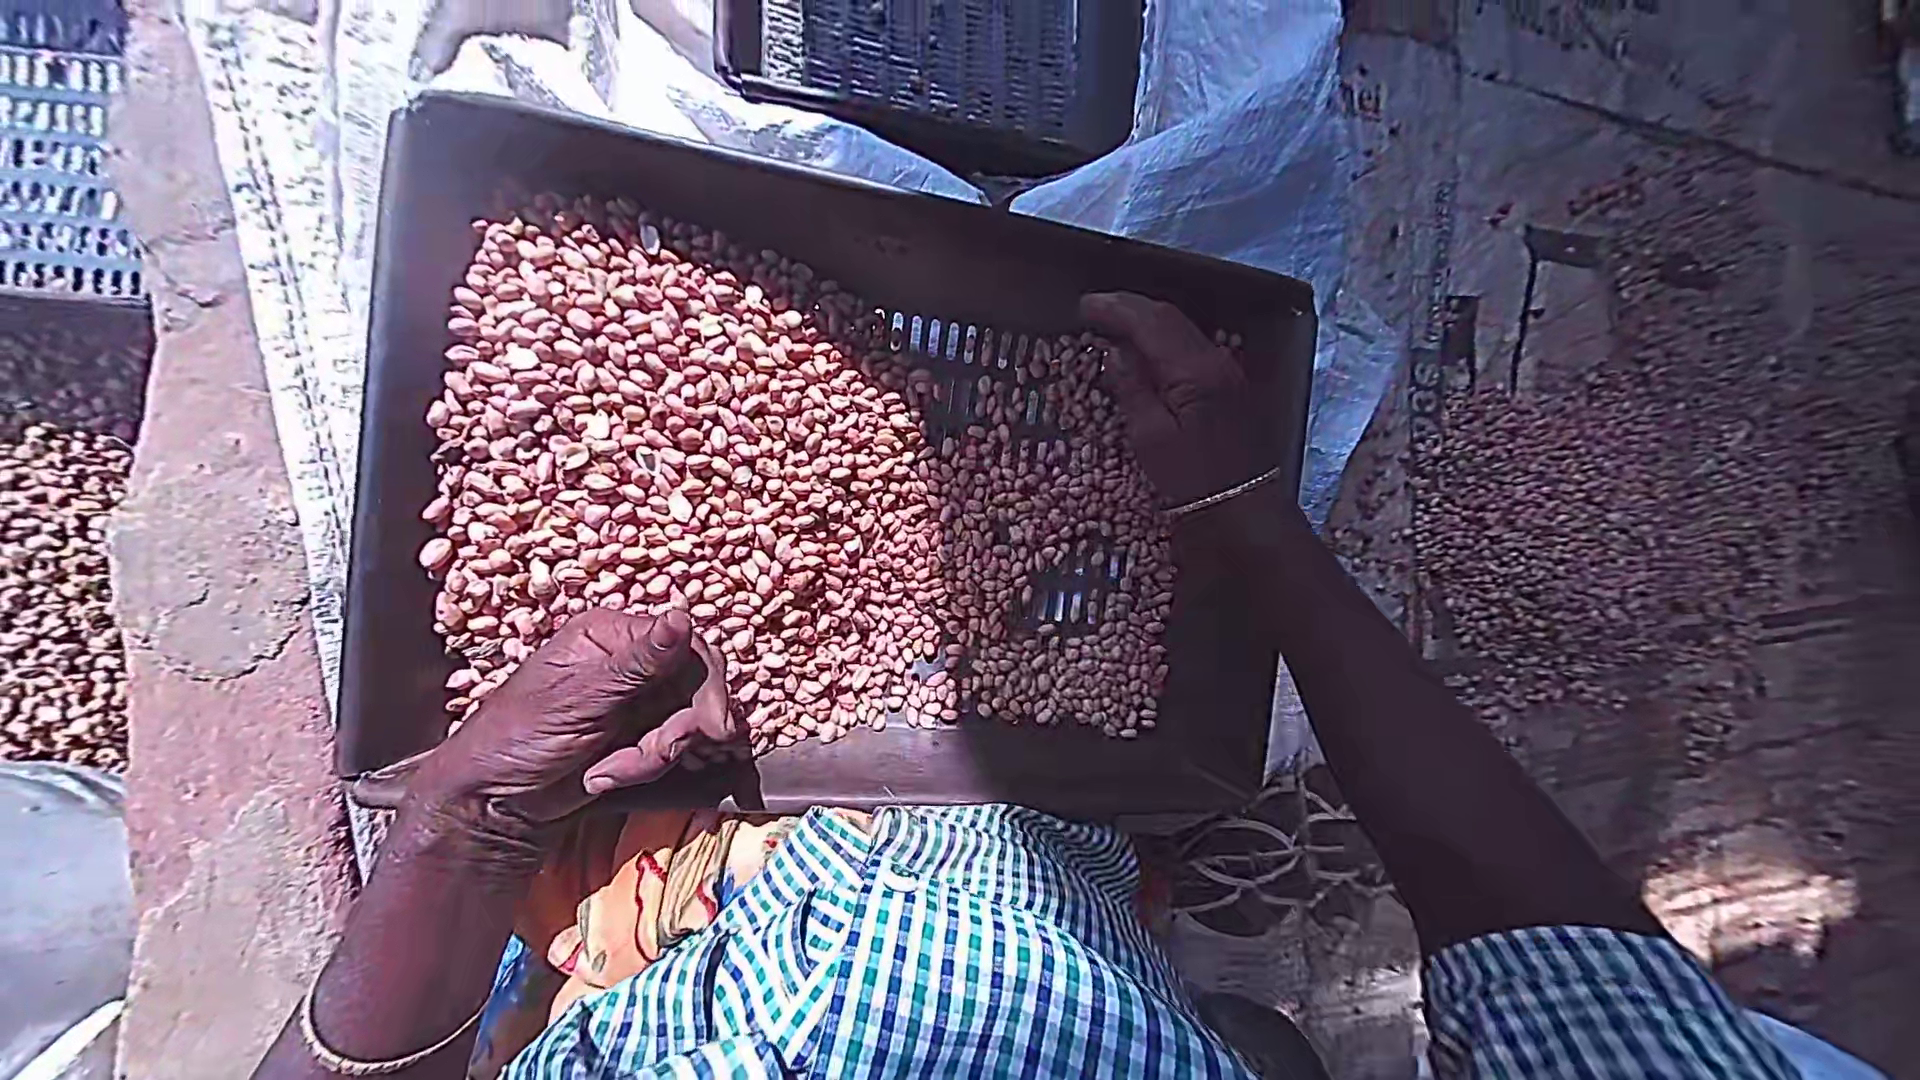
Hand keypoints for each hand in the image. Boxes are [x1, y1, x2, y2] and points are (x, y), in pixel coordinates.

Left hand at [357, 608, 736, 829]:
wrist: (490, 803)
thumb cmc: (516, 738)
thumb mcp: (578, 698)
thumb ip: (638, 662)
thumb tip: (682, 618)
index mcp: (614, 634)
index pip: (687, 646)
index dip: (708, 684)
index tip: (715, 725)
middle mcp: (636, 658)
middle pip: (695, 684)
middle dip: (678, 727)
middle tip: (657, 753)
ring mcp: (642, 695)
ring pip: (687, 719)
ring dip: (654, 752)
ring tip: (608, 769)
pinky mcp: (644, 728)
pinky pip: (672, 745)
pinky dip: (644, 765)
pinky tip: (605, 774)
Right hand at [1080, 292, 1270, 506]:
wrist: (1241, 504)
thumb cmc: (1190, 478)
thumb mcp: (1150, 438)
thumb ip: (1132, 389)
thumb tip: (1114, 352)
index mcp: (1194, 371)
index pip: (1151, 324)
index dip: (1116, 310)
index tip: (1084, 306)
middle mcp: (1215, 359)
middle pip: (1169, 318)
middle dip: (1129, 307)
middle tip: (1094, 306)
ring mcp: (1226, 368)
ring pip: (1181, 328)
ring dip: (1145, 319)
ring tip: (1113, 319)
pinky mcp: (1228, 382)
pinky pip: (1189, 344)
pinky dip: (1162, 336)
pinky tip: (1144, 344)